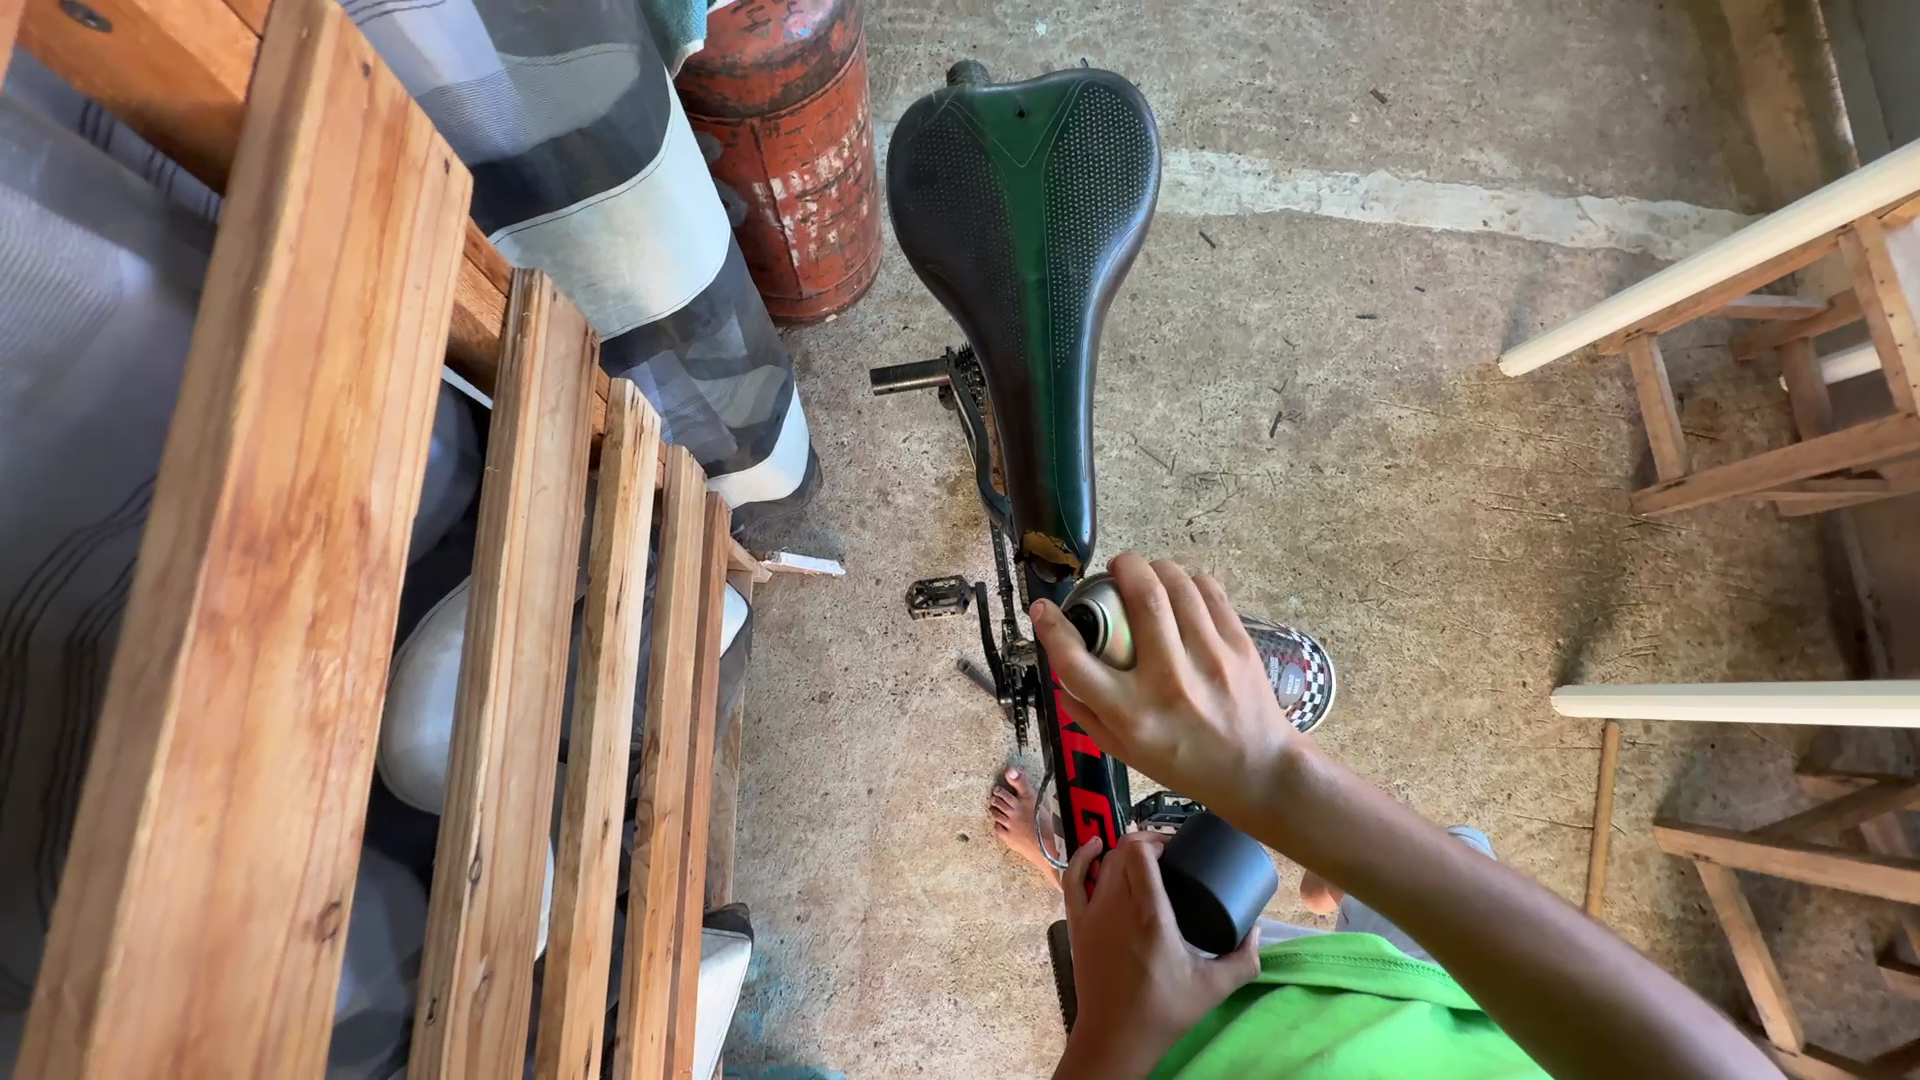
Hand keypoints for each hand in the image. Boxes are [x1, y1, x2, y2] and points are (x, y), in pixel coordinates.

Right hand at [1032, 553, 1297, 821]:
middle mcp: (1167, 682)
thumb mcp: (1123, 753)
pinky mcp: (1240, 647)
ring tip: (1148, 573)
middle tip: (1115, 569)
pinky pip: (1210, 593)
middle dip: (1123, 567)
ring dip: (1156, 568)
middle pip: (1142, 598)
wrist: (1259, 773)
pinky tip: (1182, 588)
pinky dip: (1190, 580)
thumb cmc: (1183, 764)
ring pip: (1179, 586)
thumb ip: (1086, 715)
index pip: (1075, 661)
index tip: (1043, 607)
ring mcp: (1209, 660)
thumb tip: (1059, 672)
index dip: (1052, 627)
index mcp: (1129, 713)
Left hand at [1053, 833, 1260, 1079]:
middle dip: (1145, 844)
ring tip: (1143, 857)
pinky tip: (1095, 848)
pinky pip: (1073, 878)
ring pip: (1104, 862)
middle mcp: (1117, 905)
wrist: (1116, 1037)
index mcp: (1150, 914)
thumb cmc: (1164, 1010)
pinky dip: (1083, 857)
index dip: (1156, 840)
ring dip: (1122, 852)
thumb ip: (1243, 960)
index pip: (1141, 853)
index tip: (1176, 848)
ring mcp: (1093, 912)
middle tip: (1167, 855)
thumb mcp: (1213, 987)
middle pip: (1124, 851)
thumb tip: (1257, 931)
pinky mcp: (1078, 922)